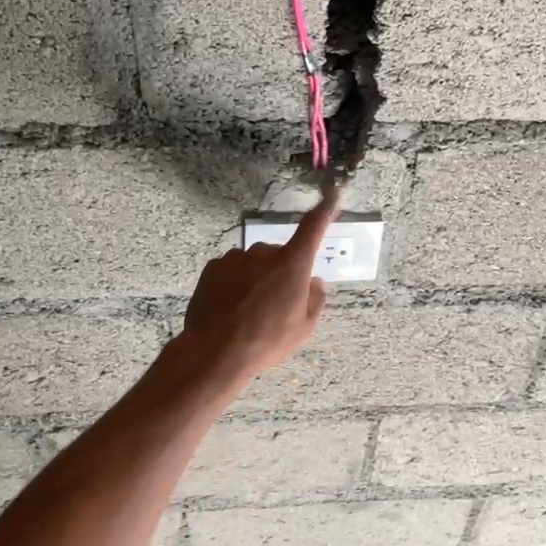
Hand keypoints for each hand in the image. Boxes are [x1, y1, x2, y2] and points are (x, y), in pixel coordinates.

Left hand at [178, 188, 338, 381]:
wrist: (216, 351)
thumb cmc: (267, 340)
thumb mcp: (303, 327)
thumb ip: (315, 299)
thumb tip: (314, 282)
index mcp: (293, 263)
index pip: (313, 227)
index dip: (325, 209)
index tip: (332, 193)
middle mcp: (264, 252)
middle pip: (279, 257)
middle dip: (280, 275)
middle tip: (274, 308)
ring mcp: (236, 257)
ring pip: (253, 265)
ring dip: (254, 281)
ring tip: (247, 314)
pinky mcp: (213, 267)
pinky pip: (231, 272)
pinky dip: (233, 285)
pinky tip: (229, 309)